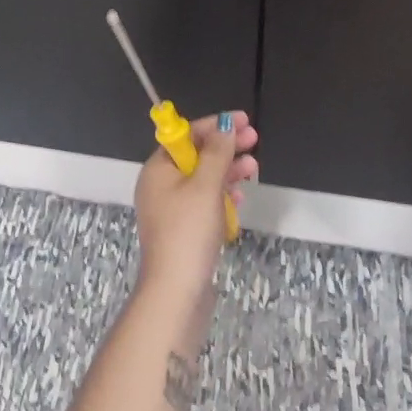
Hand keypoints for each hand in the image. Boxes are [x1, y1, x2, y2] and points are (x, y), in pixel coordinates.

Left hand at [134, 112, 258, 300]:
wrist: (176, 290)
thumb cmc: (188, 231)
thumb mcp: (205, 186)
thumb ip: (217, 153)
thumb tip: (226, 124)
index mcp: (157, 169)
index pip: (184, 136)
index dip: (214, 126)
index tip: (242, 120)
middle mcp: (160, 185)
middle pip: (195, 156)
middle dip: (224, 147)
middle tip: (254, 140)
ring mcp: (171, 209)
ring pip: (202, 180)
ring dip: (227, 171)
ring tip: (254, 168)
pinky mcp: (183, 230)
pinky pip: (204, 203)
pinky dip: (222, 196)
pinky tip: (240, 197)